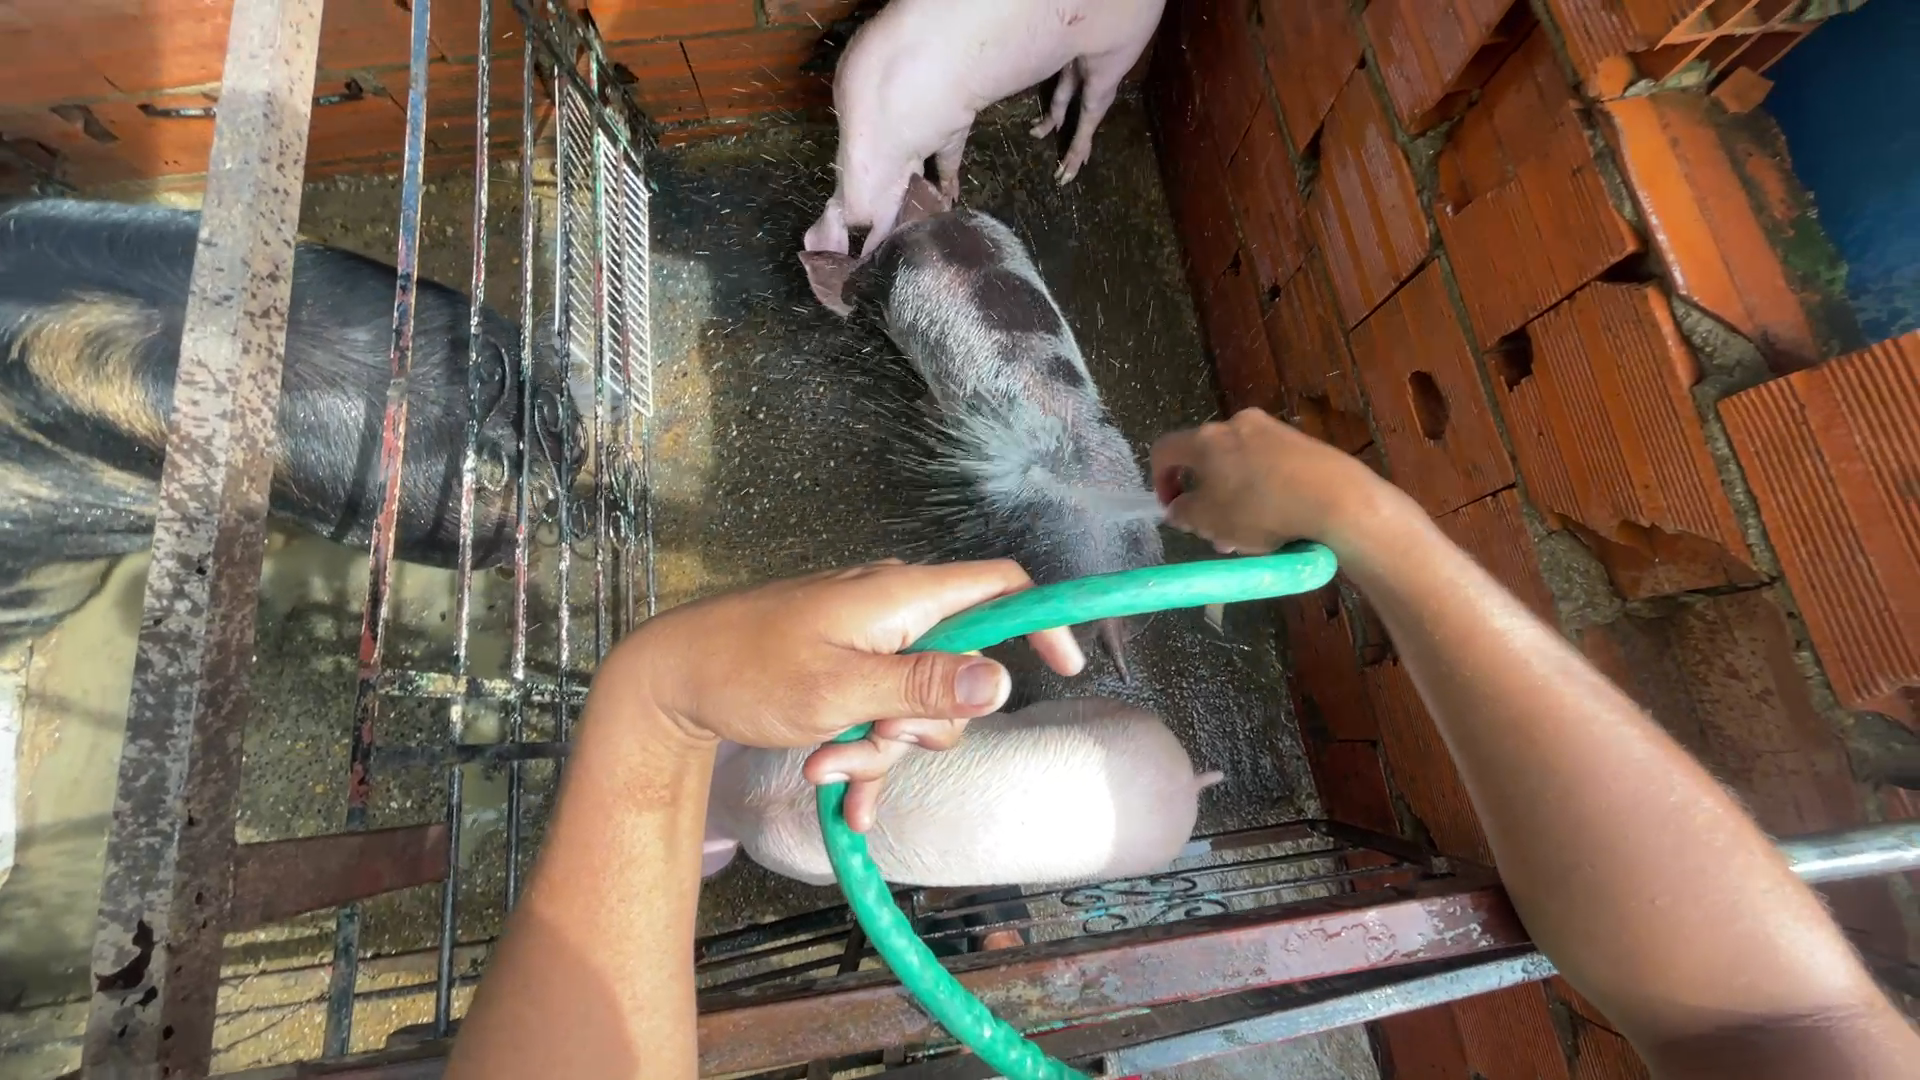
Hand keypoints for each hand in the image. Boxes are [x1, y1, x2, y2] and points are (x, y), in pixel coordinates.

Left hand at [617, 559, 1084, 828]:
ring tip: (827, 767)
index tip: (1066, 668)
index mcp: (905, 596)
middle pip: (960, 669)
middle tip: (868, 742)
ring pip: (918, 704)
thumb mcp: (842, 689)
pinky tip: (842, 797)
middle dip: (924, 724)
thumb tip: (1002, 684)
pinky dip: (869, 752)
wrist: (673, 677)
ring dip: (883, 747)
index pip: (1000, 586)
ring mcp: (872, 640)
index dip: (1041, 621)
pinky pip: (885, 712)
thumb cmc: (752, 670)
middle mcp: (897, 611)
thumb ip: (924, 686)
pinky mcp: (850, 666)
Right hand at [1150, 408, 1402, 554]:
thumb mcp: (1209, 521)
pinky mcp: (1300, 442)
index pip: (1164, 450)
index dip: (1159, 480)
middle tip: (1211, 528)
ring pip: (1236, 464)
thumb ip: (1183, 513)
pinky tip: (1274, 519)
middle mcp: (1235, 424)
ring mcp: (1271, 430)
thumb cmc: (1260, 509)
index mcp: (1205, 439)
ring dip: (1231, 495)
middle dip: (1202, 494)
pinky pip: (1265, 465)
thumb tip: (1178, 507)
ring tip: (1245, 532)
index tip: (1172, 509)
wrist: (1338, 499)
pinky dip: (1260, 490)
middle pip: (1203, 458)